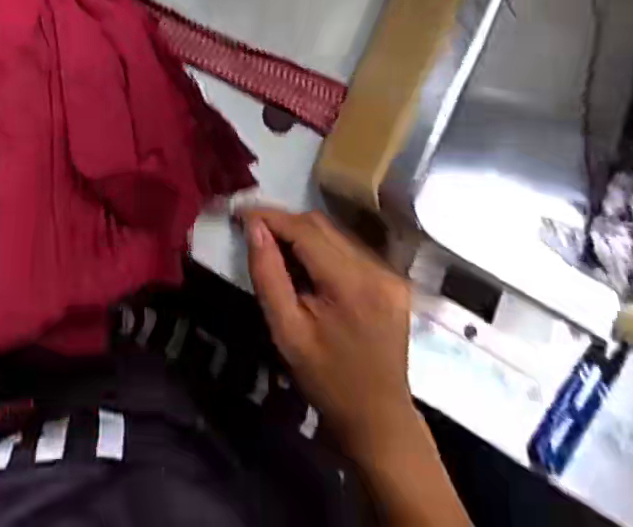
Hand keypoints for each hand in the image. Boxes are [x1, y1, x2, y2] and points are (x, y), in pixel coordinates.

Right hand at [244, 208, 419, 454]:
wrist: (378, 418)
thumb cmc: (326, 380)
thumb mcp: (286, 332)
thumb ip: (268, 274)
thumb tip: (253, 226)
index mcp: (352, 284)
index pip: (305, 230)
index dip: (270, 216)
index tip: (239, 213)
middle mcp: (377, 269)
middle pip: (321, 225)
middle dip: (283, 222)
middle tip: (251, 230)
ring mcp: (389, 273)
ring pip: (335, 232)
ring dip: (302, 233)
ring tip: (275, 247)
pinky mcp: (393, 279)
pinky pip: (349, 247)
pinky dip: (322, 247)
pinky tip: (306, 264)